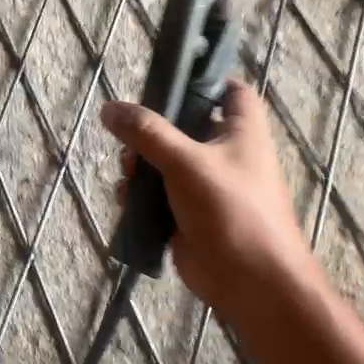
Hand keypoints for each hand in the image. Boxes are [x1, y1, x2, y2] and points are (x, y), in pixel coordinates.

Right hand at [101, 78, 315, 323]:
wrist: (253, 286)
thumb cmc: (232, 211)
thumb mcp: (185, 162)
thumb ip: (146, 131)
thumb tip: (110, 108)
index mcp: (241, 134)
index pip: (232, 92)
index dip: (207, 79)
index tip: (169, 77)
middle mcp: (225, 155)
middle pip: (182, 124)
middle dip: (150, 128)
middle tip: (130, 133)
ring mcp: (205, 185)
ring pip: (162, 159)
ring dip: (139, 164)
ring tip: (129, 174)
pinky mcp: (188, 213)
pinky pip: (155, 193)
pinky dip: (139, 194)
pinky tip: (127, 200)